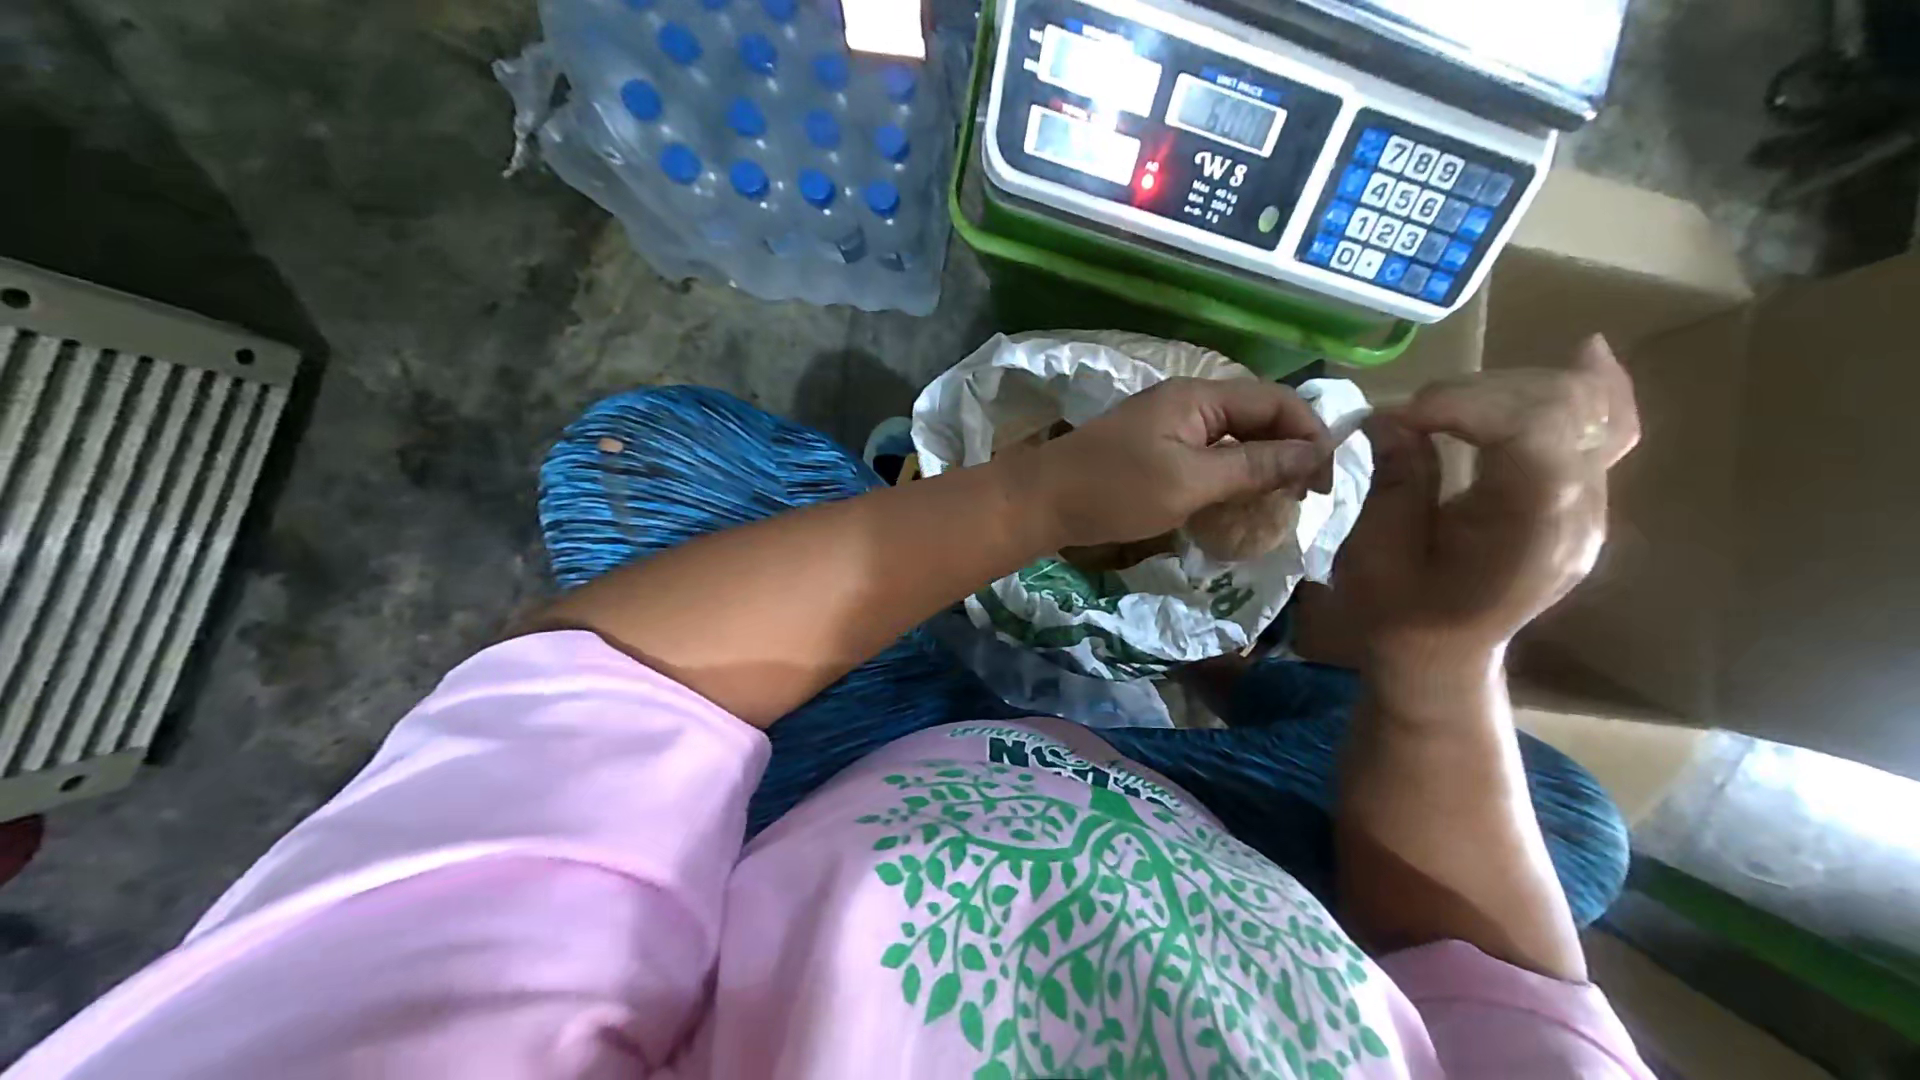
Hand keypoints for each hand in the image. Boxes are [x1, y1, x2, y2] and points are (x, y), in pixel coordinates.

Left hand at [1026, 377, 1332, 549]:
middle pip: (1257, 418)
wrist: (1041, 502)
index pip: (1277, 401)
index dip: (1311, 436)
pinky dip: (1228, 478)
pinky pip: (1207, 457)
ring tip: (1278, 504)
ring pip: (1233, 440)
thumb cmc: (1113, 490)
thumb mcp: (1190, 481)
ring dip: (1260, 468)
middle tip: (1304, 498)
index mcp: (1200, 396)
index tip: (1325, 484)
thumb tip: (1316, 453)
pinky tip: (1236, 504)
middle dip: (1288, 453)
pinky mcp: (1154, 451)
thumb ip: (1254, 465)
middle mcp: (1188, 403)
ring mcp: (1168, 427)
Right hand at [1334, 336, 1639, 663]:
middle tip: (1408, 418)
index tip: (1395, 417)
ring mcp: (1593, 503)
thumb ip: (1397, 480)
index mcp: (1530, 529)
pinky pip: (1607, 430)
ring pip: (1585, 406)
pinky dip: (1590, 388)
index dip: (1460, 403)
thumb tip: (1394, 419)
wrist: (1438, 658)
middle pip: (1559, 404)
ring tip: (1446, 407)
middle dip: (1474, 393)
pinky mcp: (1582, 499)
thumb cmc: (1397, 615)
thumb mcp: (1376, 553)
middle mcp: (1582, 509)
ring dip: (1507, 389)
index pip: (1530, 427)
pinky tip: (1582, 353)